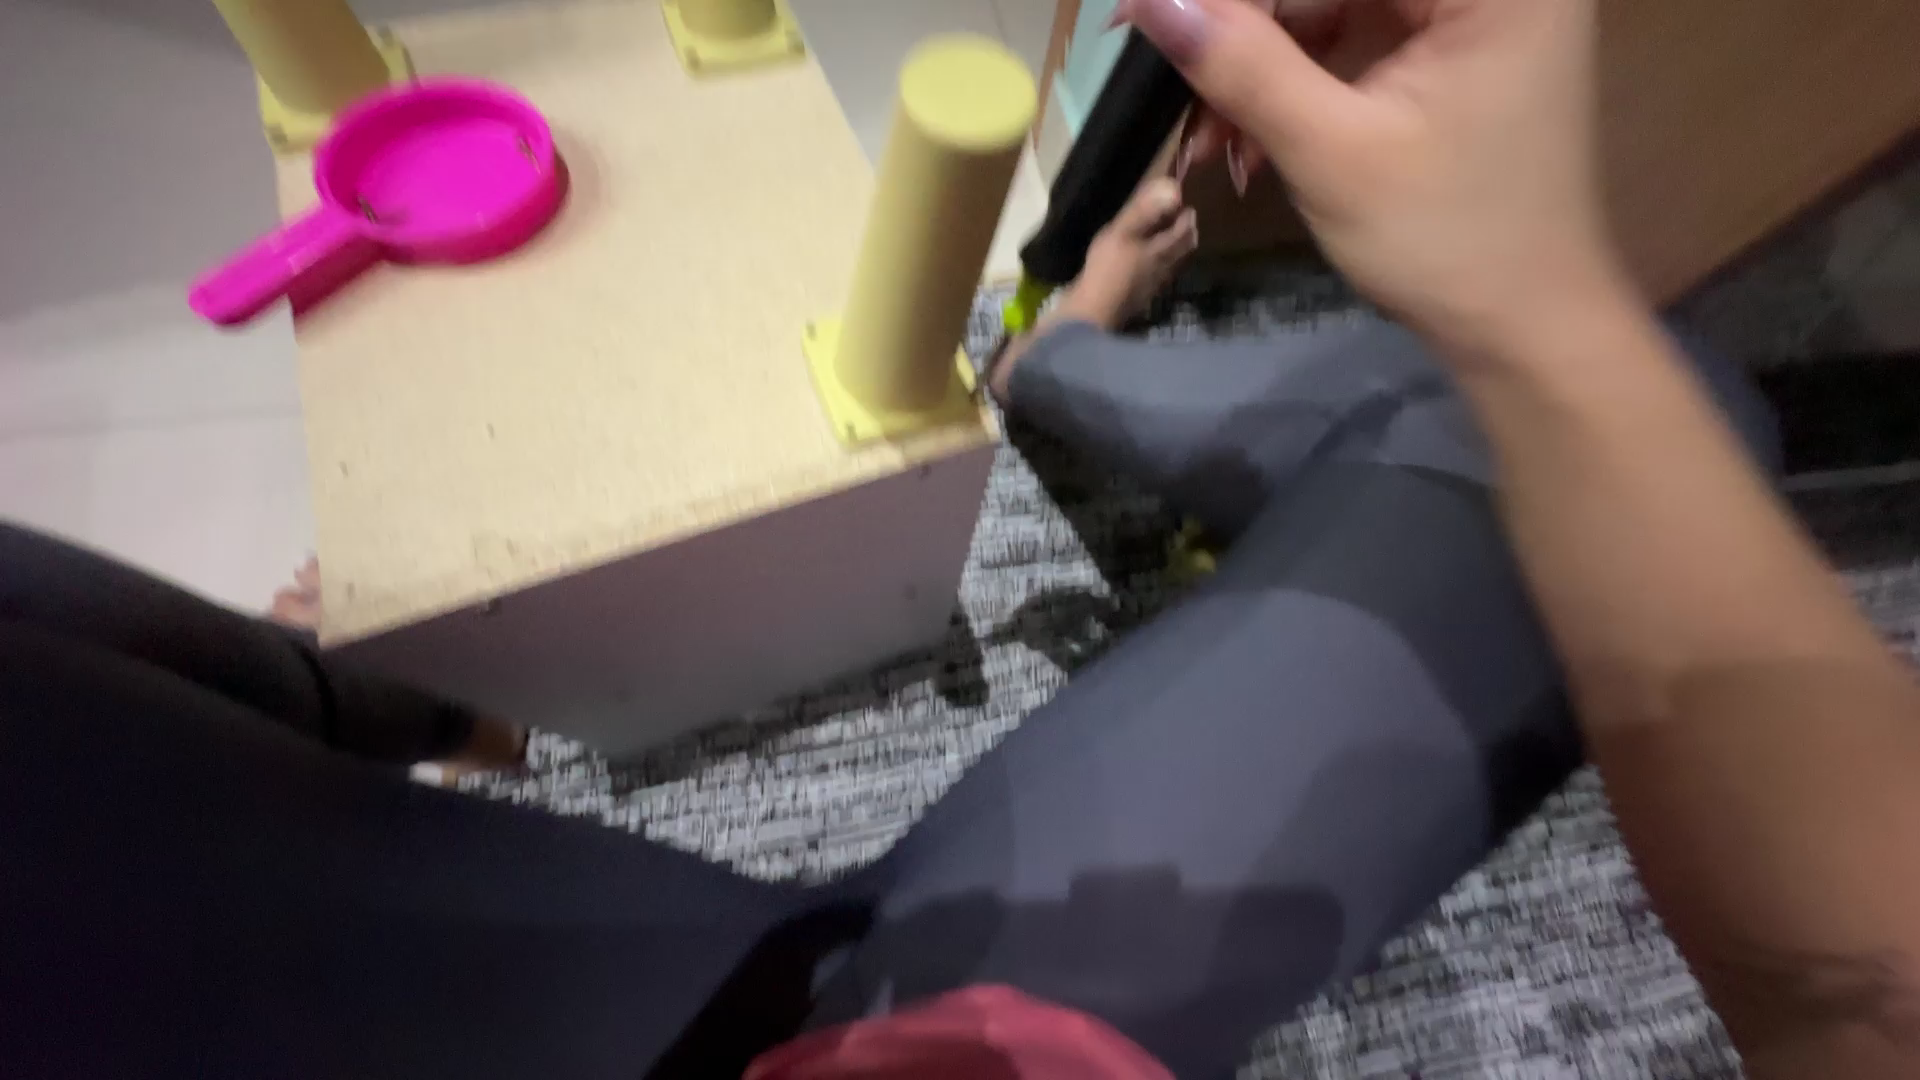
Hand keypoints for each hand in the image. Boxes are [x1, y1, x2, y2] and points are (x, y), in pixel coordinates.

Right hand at [1122, 0, 1627, 354]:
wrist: (1510, 315)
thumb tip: (1154, 1)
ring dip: (1254, 73)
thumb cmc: (1438, 238)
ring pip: (1324, 9)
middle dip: (1241, 35)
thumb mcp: (1330, 152)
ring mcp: (1458, 11)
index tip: (1143, 16)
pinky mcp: (1435, 51)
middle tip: (1175, 100)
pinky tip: (1247, 142)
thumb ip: (1245, 68)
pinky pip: (1340, 47)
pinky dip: (1286, 92)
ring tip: (1208, 145)